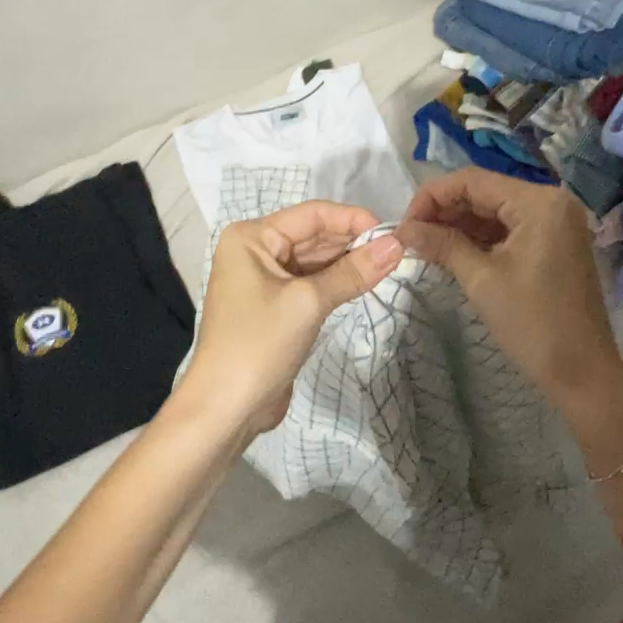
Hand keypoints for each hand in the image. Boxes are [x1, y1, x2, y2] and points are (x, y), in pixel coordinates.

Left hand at [180, 201, 403, 436]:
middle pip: (313, 235)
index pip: (312, 214)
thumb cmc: (260, 343)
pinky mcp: (275, 306)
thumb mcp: (309, 302)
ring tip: (389, 265)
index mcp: (252, 237)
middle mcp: (255, 250)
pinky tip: (364, 282)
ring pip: (314, 260)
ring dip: (347, 262)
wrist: (226, 407)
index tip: (392, 232)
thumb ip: (353, 272)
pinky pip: (310, 283)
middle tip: (397, 251)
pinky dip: (336, 282)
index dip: (353, 219)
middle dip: (352, 241)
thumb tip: (397, 244)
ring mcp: (263, 279)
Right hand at [395, 169, 622, 410]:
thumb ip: (442, 244)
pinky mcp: (555, 242)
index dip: (432, 197)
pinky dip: (481, 237)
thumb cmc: (533, 324)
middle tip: (411, 237)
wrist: (583, 374)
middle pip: (484, 192)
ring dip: (460, 224)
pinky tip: (453, 251)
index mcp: (539, 202)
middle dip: (444, 211)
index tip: (404, 225)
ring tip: (426, 245)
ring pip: (495, 210)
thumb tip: (404, 229)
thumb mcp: (482, 280)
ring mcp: (556, 222)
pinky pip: (510, 228)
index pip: (472, 181)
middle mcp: (551, 201)